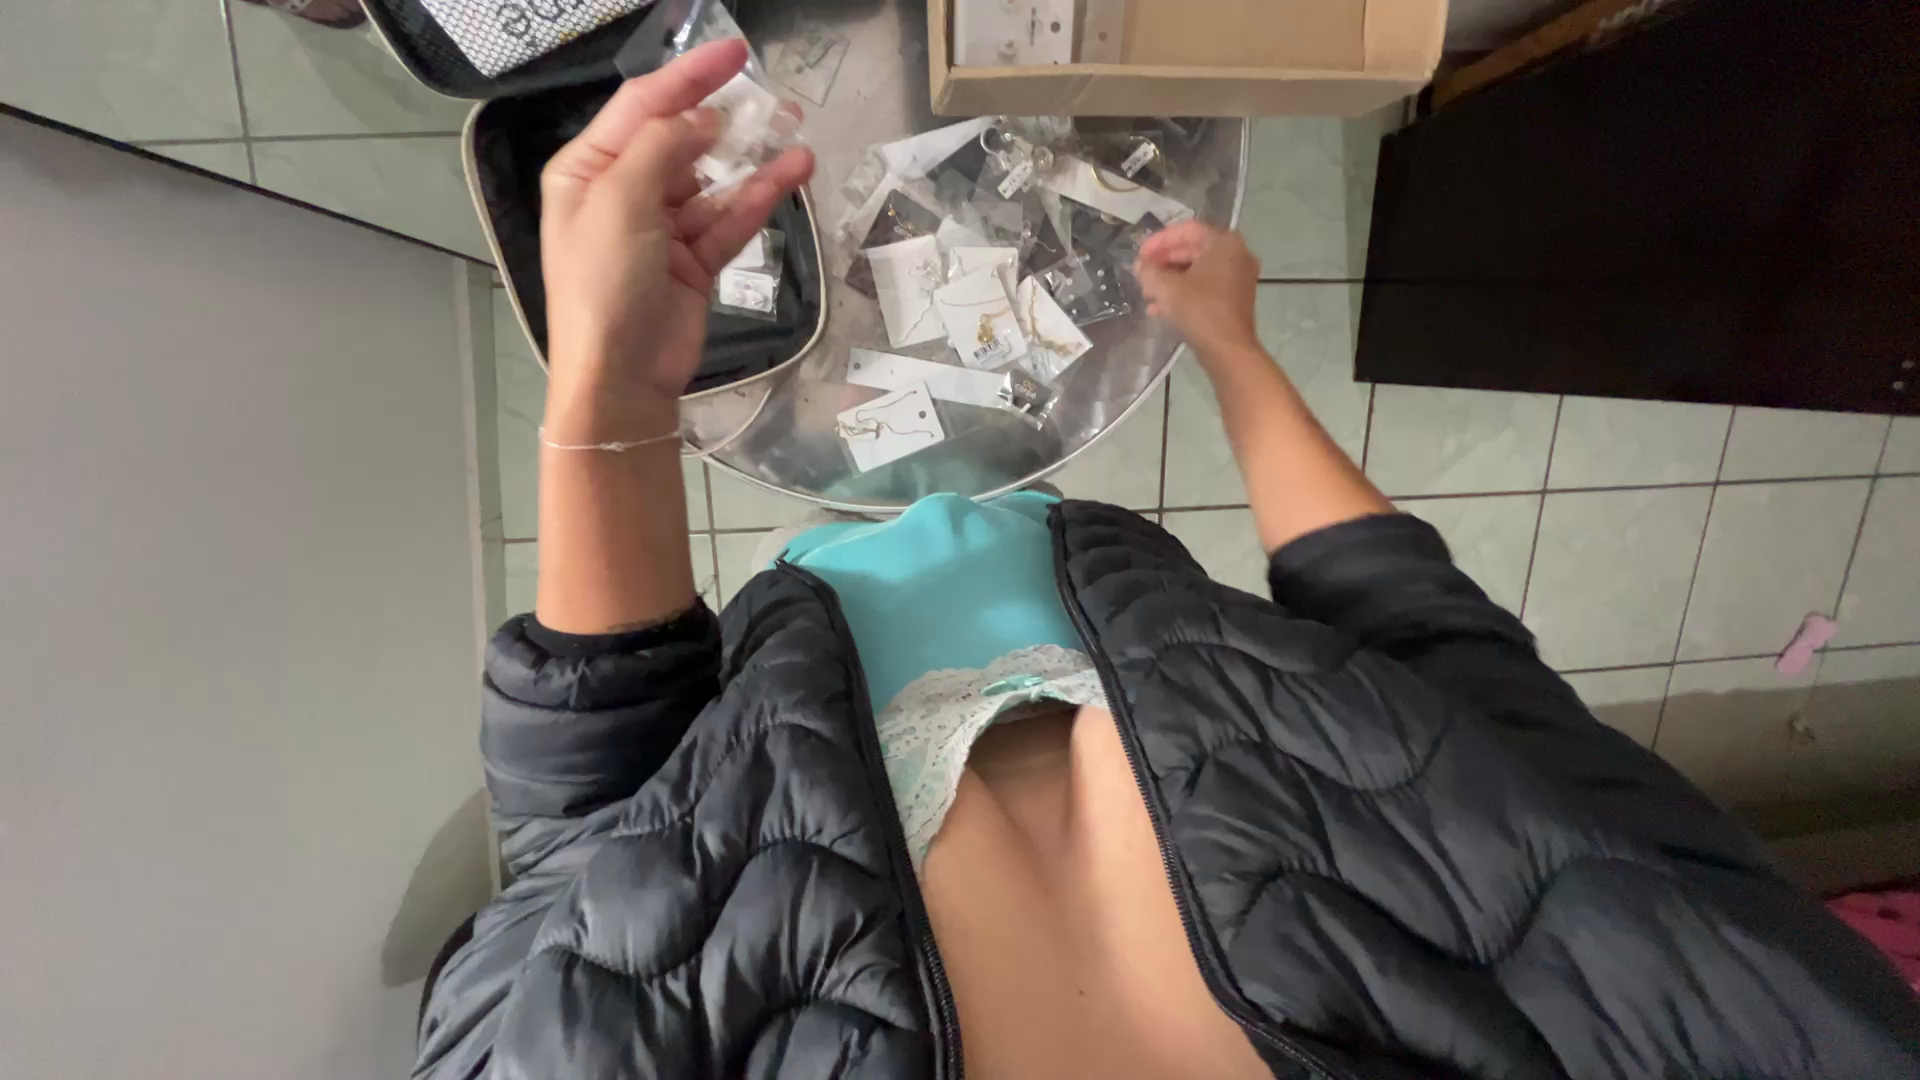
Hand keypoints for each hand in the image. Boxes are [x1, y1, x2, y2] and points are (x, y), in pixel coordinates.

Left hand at [538, 40, 814, 420]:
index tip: (736, 53)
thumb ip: (659, 149)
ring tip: (797, 139)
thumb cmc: (604, 284)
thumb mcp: (620, 203)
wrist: (622, 373)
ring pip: (715, 184)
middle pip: (683, 143)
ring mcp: (665, 230)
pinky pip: (730, 222)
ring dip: (754, 164)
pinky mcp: (697, 263)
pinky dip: (758, 201)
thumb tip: (701, 117)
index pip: (644, 107)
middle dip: (728, 121)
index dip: (689, 77)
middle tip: (777, 102)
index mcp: (591, 170)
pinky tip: (791, 177)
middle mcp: (627, 193)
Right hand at [1135, 222, 1260, 363]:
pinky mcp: (1234, 298)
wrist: (1228, 349)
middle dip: (1163, 262)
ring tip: (1147, 293)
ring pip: (1197, 270)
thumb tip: (1140, 266)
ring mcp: (1238, 277)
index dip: (1159, 240)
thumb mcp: (1166, 288)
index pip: (1187, 229)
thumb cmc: (1199, 311)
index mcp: (1224, 243)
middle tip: (1142, 273)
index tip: (1140, 254)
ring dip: (1170, 279)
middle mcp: (1236, 254)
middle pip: (1193, 249)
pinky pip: (1205, 286)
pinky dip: (1183, 292)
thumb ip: (1149, 271)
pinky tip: (1160, 308)